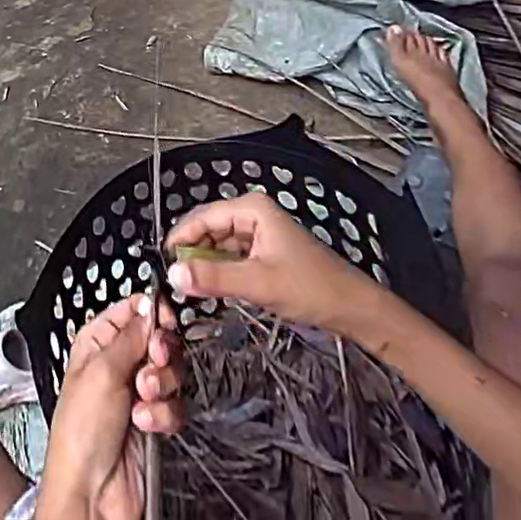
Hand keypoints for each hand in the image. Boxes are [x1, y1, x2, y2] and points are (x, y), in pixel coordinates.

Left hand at [38, 293, 185, 519]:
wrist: (93, 491)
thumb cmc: (79, 432)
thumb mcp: (102, 370)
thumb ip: (131, 336)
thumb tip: (148, 306)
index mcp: (98, 341)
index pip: (132, 309)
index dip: (151, 310)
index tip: (163, 319)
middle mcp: (118, 363)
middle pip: (157, 338)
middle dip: (160, 353)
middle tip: (152, 363)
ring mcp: (137, 391)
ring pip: (170, 371)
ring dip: (160, 386)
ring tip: (141, 399)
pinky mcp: (154, 418)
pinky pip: (175, 404)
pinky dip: (164, 414)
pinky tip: (145, 422)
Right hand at [166, 193, 397, 342]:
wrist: (355, 310)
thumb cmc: (313, 289)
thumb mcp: (258, 283)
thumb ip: (213, 278)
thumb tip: (174, 273)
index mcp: (252, 209)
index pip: (201, 217)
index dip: (180, 238)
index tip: (165, 262)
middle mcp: (252, 214)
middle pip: (207, 229)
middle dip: (192, 252)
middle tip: (179, 279)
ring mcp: (259, 233)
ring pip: (217, 244)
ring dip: (206, 263)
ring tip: (195, 286)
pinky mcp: (264, 251)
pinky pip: (230, 256)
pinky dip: (220, 270)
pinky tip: (216, 287)